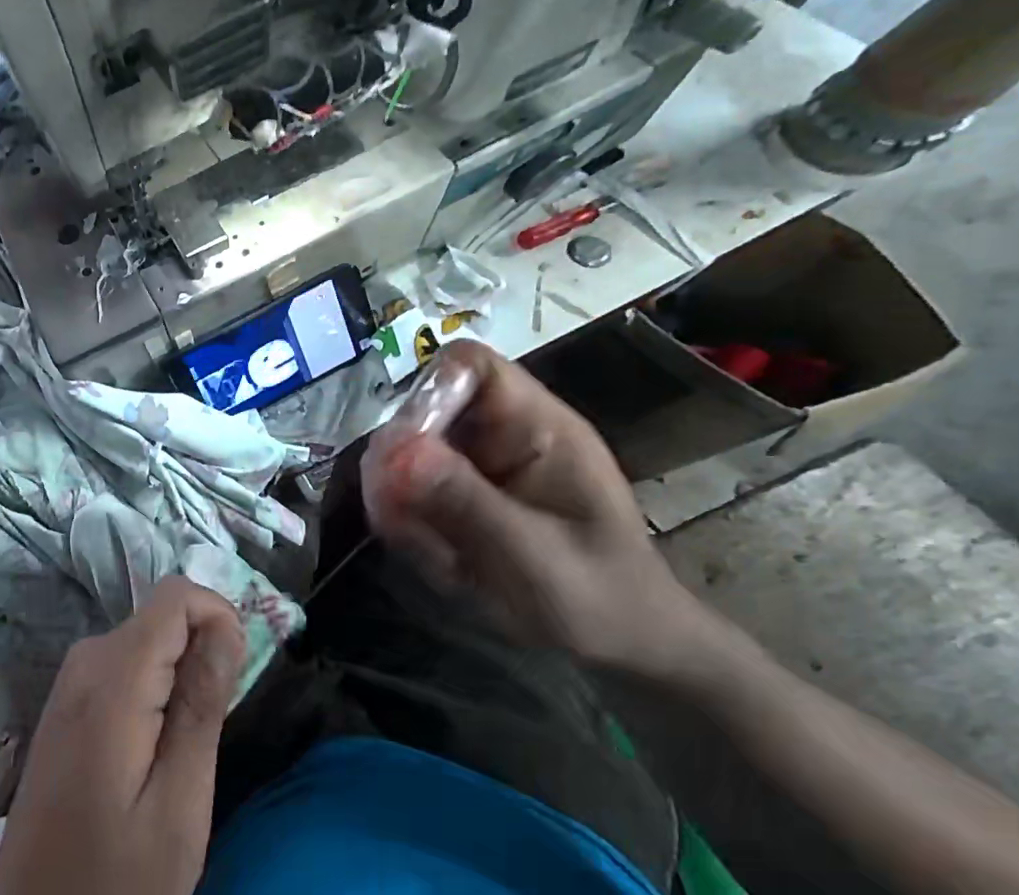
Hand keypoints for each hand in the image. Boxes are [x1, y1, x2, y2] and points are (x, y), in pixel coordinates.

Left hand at [0, 577, 245, 894]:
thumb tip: (227, 624)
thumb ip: (202, 703)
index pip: (175, 595)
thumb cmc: (117, 876)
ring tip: (185, 743)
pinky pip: (127, 663)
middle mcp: (85, 661)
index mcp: (111, 679)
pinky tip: (155, 744)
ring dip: (181, 673)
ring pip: (148, 638)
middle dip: (201, 650)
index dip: (218, 618)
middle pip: (162, 616)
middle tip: (212, 726)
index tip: (236, 676)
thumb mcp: (179, 801)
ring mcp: (70, 680)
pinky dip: (156, 685)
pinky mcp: (68, 701)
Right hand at [361, 340, 726, 681]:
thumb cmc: (601, 601)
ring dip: (402, 505)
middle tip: (399, 517)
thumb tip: (394, 447)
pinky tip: (439, 565)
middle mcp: (502, 435)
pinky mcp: (462, 498)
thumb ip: (465, 501)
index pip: (470, 366)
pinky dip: (409, 528)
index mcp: (539, 427)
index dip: (430, 393)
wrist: (623, 652)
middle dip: (403, 465)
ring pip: (408, 458)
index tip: (405, 451)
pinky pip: (410, 494)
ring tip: (432, 555)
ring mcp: (480, 467)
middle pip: (426, 412)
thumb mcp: (535, 557)